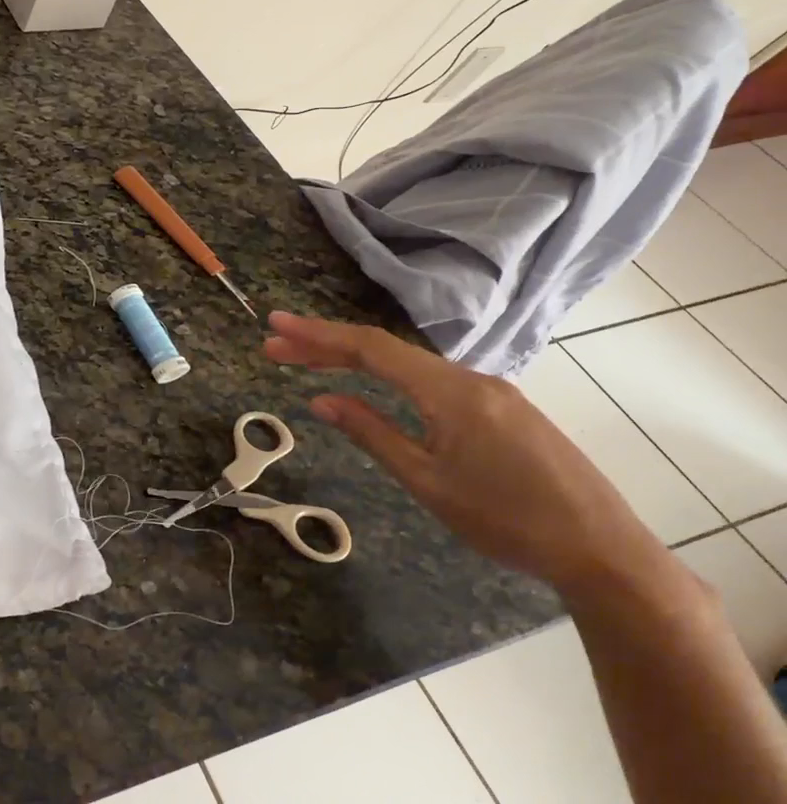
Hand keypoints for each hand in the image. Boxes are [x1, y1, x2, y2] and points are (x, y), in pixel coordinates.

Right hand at [262, 311, 671, 596]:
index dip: (317, 334)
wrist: (605, 553)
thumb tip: (321, 400)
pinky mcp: (507, 413)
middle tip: (275, 345)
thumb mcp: (426, 480)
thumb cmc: (507, 520)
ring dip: (357, 361)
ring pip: (412, 366)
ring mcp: (495, 395)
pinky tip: (374, 387)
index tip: (274, 325)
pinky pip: (434, 381)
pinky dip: (391, 377)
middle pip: (388, 351)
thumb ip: (372, 433)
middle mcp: (473, 380)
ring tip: (311, 364)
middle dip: (327, 345)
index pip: (371, 349)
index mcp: (451, 392)